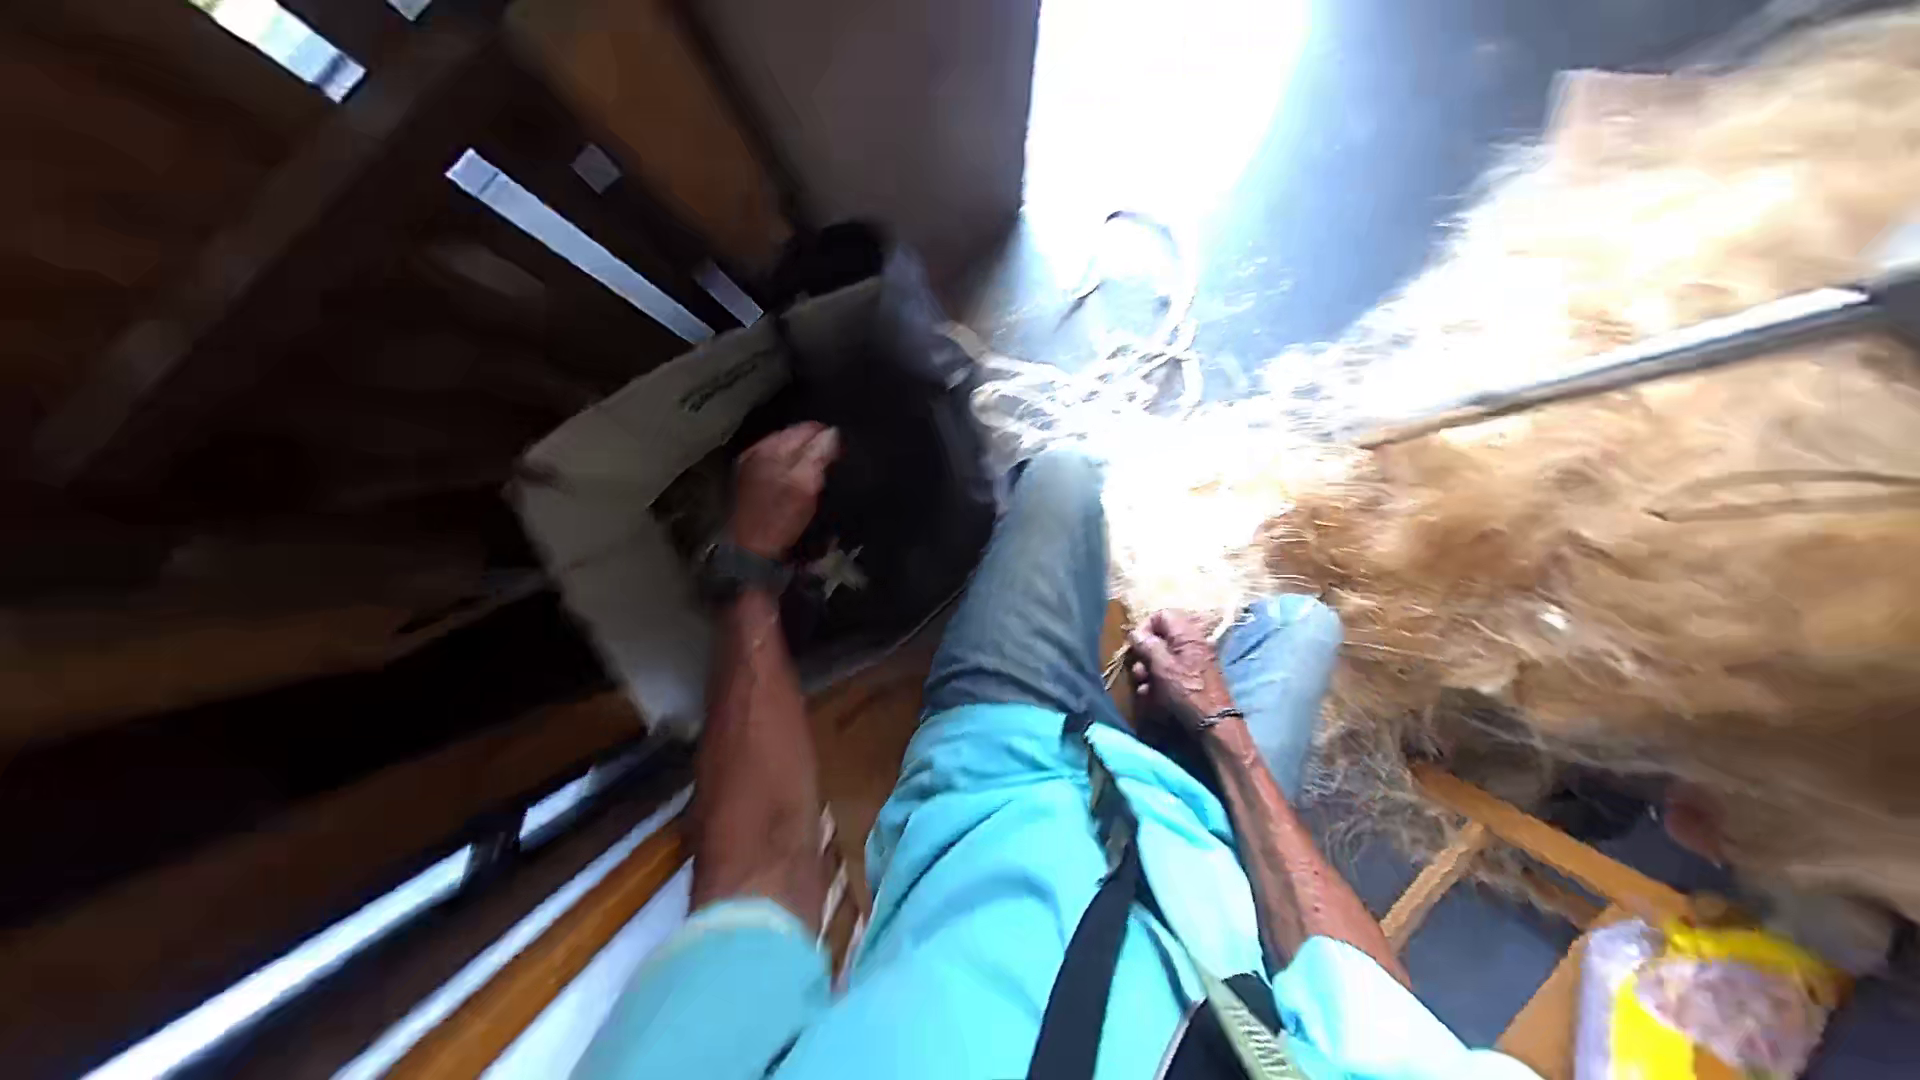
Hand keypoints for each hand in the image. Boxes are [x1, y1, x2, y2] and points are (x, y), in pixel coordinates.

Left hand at [731, 422, 840, 558]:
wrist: (750, 554)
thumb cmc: (779, 519)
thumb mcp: (804, 485)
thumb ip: (818, 455)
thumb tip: (833, 433)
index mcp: (768, 448)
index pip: (805, 429)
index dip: (828, 436)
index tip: (844, 449)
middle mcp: (755, 453)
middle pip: (793, 439)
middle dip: (815, 446)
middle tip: (835, 462)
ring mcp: (749, 469)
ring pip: (786, 454)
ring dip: (804, 459)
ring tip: (821, 473)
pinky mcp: (749, 486)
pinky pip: (777, 468)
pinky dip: (792, 472)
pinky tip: (801, 485)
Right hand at [1129, 610, 1238, 735]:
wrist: (1214, 723)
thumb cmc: (1187, 691)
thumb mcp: (1162, 666)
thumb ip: (1147, 645)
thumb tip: (1135, 633)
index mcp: (1187, 635)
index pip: (1162, 615)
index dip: (1145, 626)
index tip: (1135, 644)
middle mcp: (1191, 644)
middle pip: (1160, 638)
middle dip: (1144, 654)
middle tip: (1139, 671)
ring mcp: (1193, 662)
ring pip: (1162, 657)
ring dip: (1148, 670)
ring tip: (1143, 686)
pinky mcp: (1192, 678)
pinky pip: (1169, 673)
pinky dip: (1158, 681)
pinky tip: (1151, 695)